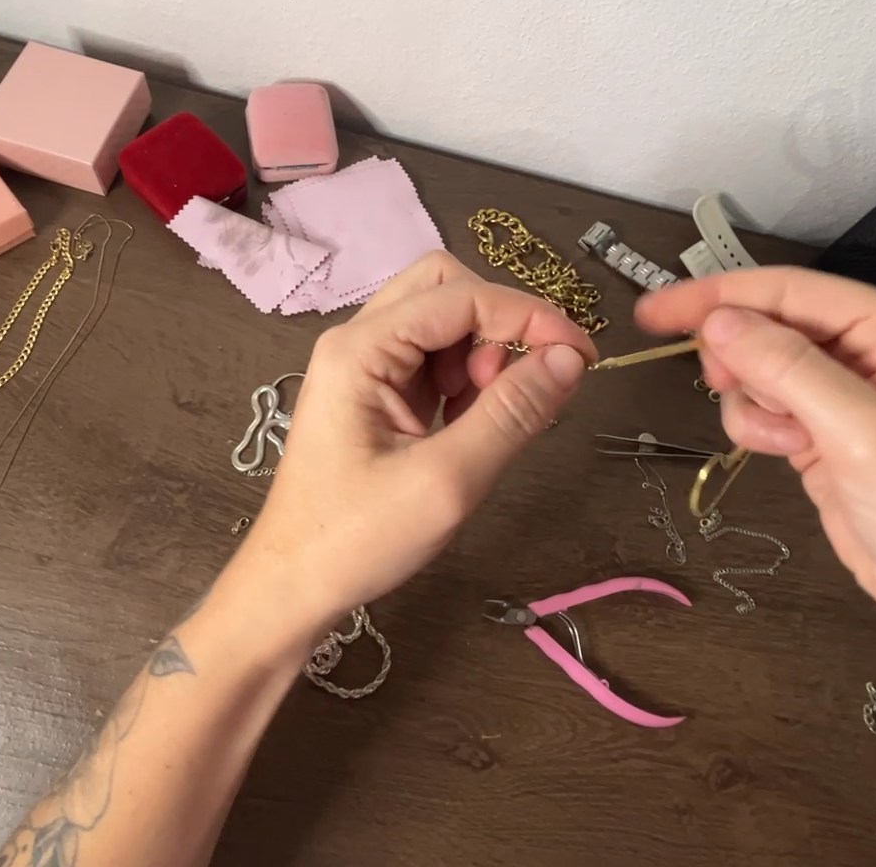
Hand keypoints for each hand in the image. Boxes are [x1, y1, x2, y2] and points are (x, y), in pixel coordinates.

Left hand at [238, 252, 597, 626]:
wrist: (293, 586)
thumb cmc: (357, 541)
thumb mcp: (446, 481)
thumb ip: (511, 413)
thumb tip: (571, 358)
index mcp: (360, 349)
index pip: (461, 296)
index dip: (529, 316)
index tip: (582, 356)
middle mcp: (357, 340)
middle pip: (445, 288)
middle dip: (497, 325)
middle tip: (518, 385)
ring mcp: (363, 364)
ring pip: (441, 320)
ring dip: (480, 353)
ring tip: (486, 417)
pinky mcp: (374, 390)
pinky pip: (431, 357)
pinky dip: (463, 377)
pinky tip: (466, 424)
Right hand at [636, 267, 875, 634]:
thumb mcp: (871, 438)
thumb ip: (791, 370)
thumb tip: (715, 320)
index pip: (795, 291)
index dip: (719, 294)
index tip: (652, 312)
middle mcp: (875, 354)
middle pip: (773, 325)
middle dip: (738, 352)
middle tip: (720, 385)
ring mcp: (850, 398)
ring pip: (761, 368)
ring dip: (751, 399)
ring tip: (782, 441)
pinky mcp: (827, 437)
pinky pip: (768, 409)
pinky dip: (758, 425)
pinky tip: (786, 453)